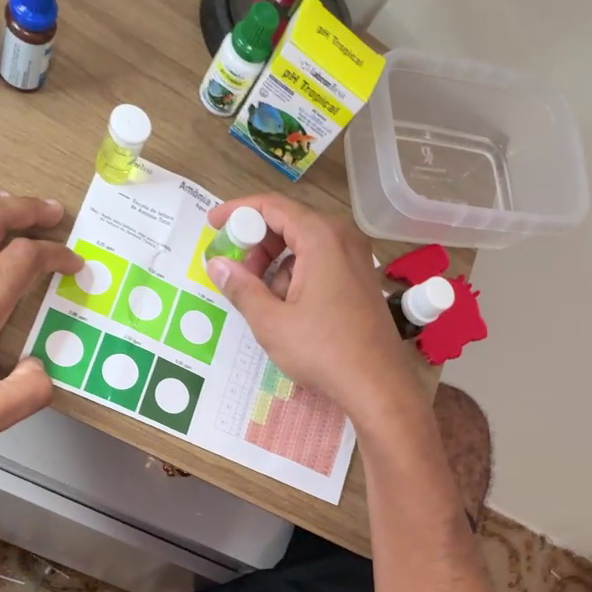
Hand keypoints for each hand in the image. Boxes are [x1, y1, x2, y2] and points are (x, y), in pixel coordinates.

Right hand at [204, 195, 423, 424]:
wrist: (377, 385)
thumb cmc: (323, 351)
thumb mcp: (271, 322)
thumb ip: (241, 288)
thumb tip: (217, 264)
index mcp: (321, 237)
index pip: (272, 206)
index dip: (238, 211)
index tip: (214, 224)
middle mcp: (342, 238)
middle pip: (290, 224)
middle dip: (258, 245)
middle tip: (236, 273)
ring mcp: (356, 258)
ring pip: (305, 246)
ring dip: (277, 266)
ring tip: (263, 302)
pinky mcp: (361, 280)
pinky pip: (322, 263)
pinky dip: (298, 277)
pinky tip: (289, 311)